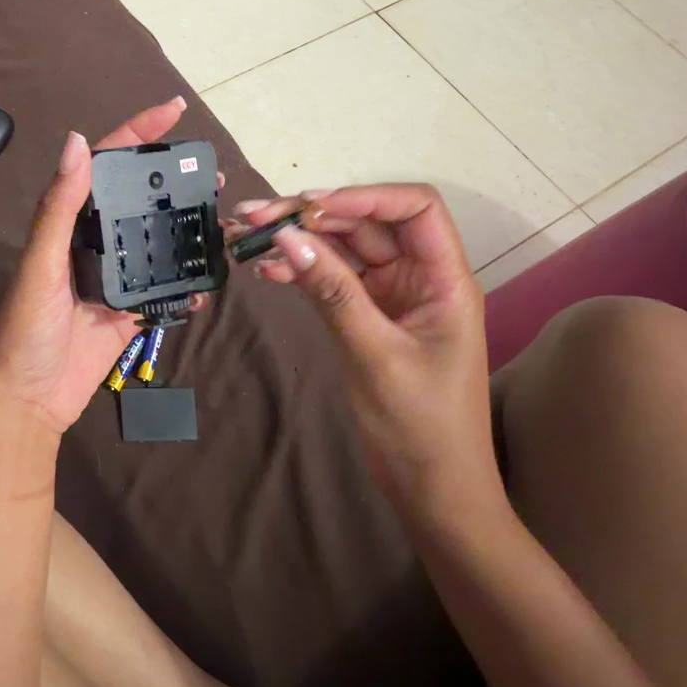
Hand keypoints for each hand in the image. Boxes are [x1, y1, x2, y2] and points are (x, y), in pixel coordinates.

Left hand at [0, 97, 207, 433]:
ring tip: (221, 214)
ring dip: (185, 225)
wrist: (28, 401)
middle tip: (212, 170)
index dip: (136, 132)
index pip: (104, 164)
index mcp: (67, 223)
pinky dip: (187, 282)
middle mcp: (91, 242)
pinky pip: (164, 289)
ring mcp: (113, 278)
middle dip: (172, 178)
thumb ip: (59, 208)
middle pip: (136, 197)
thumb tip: (78, 141)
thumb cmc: (25, 328)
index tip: (175, 109)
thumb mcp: (40, 265)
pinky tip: (209, 278)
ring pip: (155, 239)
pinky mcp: (128, 312)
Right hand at [230, 185, 499, 521]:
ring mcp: (389, 296)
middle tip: (253, 217)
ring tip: (243, 237)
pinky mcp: (365, 315)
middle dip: (310, 216)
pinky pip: (329, 278)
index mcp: (443, 279)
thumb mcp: (374, 355)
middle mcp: (418, 277)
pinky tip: (264, 271)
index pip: (414, 208)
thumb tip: (286, 237)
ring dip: (295, 240)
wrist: (432, 490)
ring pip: (341, 249)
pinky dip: (298, 270)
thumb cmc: (421, 426)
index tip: (307, 208)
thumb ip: (332, 292)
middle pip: (365, 224)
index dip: (363, 196)